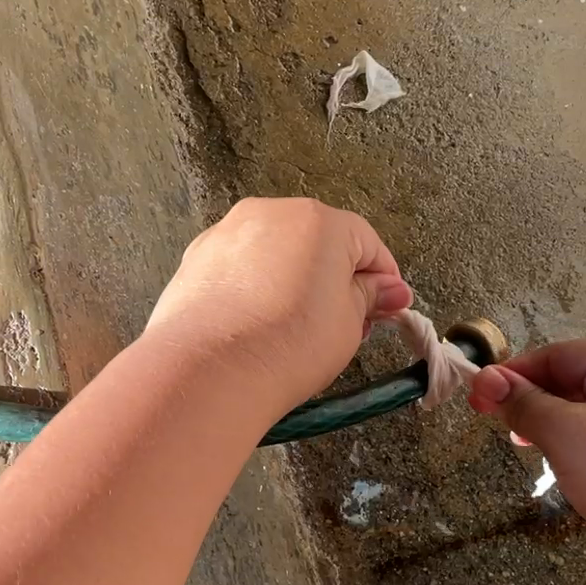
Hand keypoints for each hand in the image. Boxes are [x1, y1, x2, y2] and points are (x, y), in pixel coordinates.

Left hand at [144, 197, 412, 413]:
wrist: (209, 370)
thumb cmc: (289, 345)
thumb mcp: (349, 324)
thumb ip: (370, 297)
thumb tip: (390, 289)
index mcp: (319, 220)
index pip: (366, 243)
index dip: (383, 279)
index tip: (388, 310)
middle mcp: (270, 213)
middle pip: (318, 243)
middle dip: (337, 280)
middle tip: (347, 326)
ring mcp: (227, 233)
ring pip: (276, 254)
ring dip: (294, 283)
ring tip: (297, 331)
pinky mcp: (196, 259)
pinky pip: (240, 270)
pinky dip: (255, 291)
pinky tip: (257, 327)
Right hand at [468, 339, 585, 576]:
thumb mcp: (564, 435)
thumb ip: (523, 403)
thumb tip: (486, 379)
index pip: (558, 354)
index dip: (513, 375)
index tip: (478, 402)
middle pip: (584, 377)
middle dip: (538, 401)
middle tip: (509, 433)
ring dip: (565, 423)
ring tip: (543, 454)